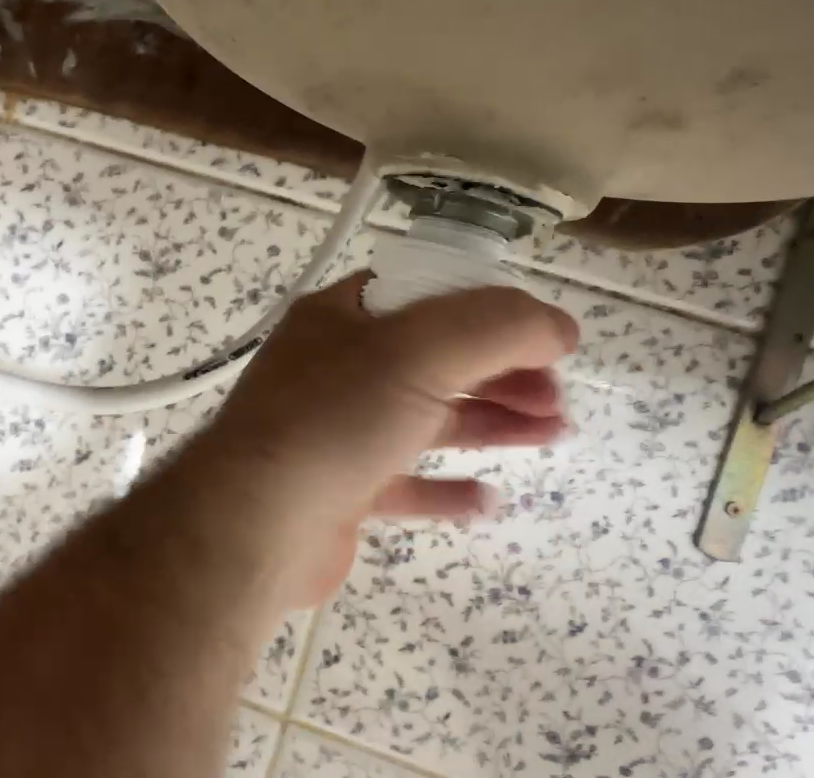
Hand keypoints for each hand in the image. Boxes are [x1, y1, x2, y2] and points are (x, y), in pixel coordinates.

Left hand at [173, 272, 578, 608]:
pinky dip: (446, 488)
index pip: (418, 294)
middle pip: (430, 358)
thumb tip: (557, 324)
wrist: (256, 519)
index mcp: (338, 319)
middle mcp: (332, 368)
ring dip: (487, 421)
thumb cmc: (331, 419)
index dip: (479, 305)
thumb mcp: (417, 351)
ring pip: (423, 417)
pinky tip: (489, 498)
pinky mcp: (339, 488)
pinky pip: (404, 482)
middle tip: (557, 394)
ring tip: (554, 432)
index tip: (537, 331)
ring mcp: (333, 429)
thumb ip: (493, 327)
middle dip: (498, 369)